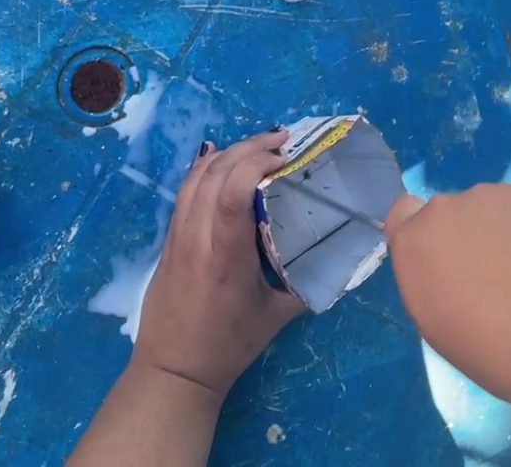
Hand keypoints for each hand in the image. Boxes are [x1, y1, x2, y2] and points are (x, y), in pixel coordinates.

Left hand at [131, 130, 307, 397]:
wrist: (172, 370)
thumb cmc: (228, 345)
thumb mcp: (276, 317)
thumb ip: (305, 281)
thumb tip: (341, 255)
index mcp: (226, 255)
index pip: (232, 191)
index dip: (256, 163)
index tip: (285, 158)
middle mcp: (198, 236)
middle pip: (215, 172)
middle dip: (249, 147)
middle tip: (282, 140)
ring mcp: (178, 233)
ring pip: (197, 175)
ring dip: (229, 152)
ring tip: (259, 145)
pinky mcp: (169, 236)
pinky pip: (185, 188)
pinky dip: (206, 166)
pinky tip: (223, 157)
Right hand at [384, 184, 510, 394]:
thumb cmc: (490, 346)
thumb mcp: (440, 324)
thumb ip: (435, 281)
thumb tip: (456, 272)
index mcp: (414, 243)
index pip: (402, 213)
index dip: (423, 231)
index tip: (444, 258)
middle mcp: (445, 208)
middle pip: (451, 214)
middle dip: (468, 235)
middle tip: (497, 276)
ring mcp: (490, 194)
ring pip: (491, 209)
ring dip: (503, 232)